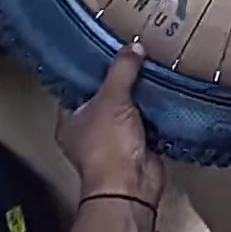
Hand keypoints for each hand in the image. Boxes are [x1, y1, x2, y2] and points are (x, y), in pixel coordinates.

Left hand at [59, 41, 164, 202]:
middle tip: (133, 49)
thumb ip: (122, 70)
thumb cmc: (108, 143)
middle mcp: (87, 128)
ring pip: (125, 106)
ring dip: (137, 91)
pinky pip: (143, 119)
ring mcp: (111, 138)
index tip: (107, 43)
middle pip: (104, 94)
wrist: (131, 187)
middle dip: (119, 76)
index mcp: (69, 118)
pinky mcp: (135, 145)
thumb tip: (135, 45)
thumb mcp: (112, 98)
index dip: (92, 65)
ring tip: (149, 61)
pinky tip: (160, 85)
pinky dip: (151, 107)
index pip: (78, 84)